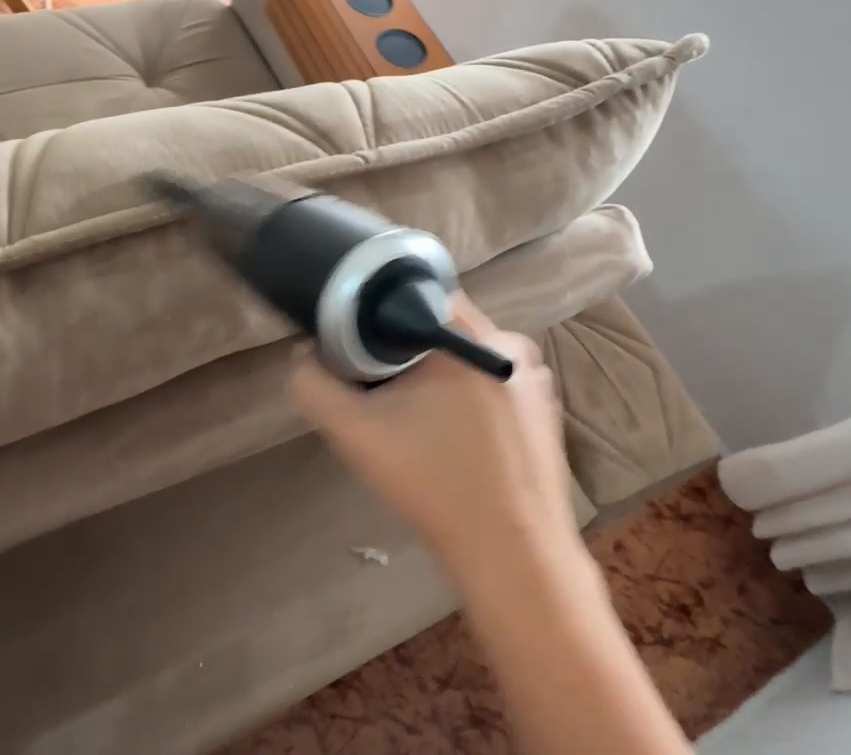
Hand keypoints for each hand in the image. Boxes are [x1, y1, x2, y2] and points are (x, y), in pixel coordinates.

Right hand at [289, 297, 578, 575]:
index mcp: (467, 333)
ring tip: (416, 422)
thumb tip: (304, 355)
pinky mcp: (546, 412)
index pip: (414, 295)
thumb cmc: (433, 484)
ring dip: (439, 377)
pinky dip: (469, 400)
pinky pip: (493, 384)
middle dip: (406, 352)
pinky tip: (453, 442)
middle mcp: (511, 343)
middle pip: (439, 328)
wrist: (512, 555)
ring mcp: (535, 379)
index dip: (379, 317)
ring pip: (466, 358)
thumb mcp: (355, 433)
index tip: (361, 353)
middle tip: (382, 393)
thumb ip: (313, 385)